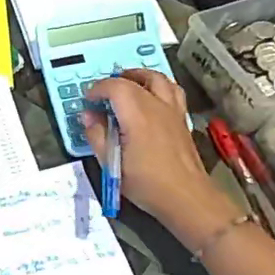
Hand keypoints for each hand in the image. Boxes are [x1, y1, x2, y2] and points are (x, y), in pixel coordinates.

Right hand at [82, 70, 240, 248]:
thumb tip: (88, 117)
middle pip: (137, 79)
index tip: (88, 100)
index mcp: (137, 115)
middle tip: (104, 90)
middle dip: (117, 80)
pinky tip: (152, 99)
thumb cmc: (147, 184)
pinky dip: (159, 86)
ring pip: (159, 79)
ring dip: (141, 77)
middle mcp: (157, 106)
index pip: (115, 87)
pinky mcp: (183, 120)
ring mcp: (174, 111)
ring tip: (129, 84)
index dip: (98, 89)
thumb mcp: (112, 165)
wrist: (186, 197)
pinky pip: (172, 91)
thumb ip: (97, 136)